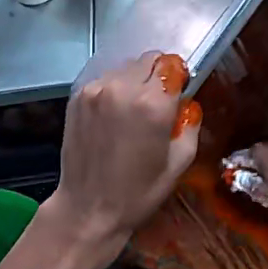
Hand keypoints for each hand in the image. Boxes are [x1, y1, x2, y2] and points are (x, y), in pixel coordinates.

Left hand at [48, 52, 200, 253]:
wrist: (88, 209)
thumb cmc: (139, 192)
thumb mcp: (180, 161)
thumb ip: (190, 123)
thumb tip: (187, 102)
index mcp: (153, 105)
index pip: (172, 65)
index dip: (179, 76)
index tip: (178, 92)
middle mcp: (123, 88)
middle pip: (150, 59)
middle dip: (158, 76)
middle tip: (157, 103)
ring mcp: (96, 90)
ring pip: (126, 67)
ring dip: (135, 80)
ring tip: (132, 110)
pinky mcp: (78, 96)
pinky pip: (105, 79)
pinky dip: (114, 89)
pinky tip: (112, 115)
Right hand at [236, 142, 267, 213]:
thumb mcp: (262, 192)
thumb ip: (245, 184)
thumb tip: (234, 179)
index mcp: (256, 152)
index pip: (234, 158)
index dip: (229, 169)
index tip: (225, 179)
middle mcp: (266, 145)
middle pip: (248, 155)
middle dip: (242, 167)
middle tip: (238, 181)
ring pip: (261, 156)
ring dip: (255, 166)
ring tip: (252, 180)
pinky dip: (266, 166)